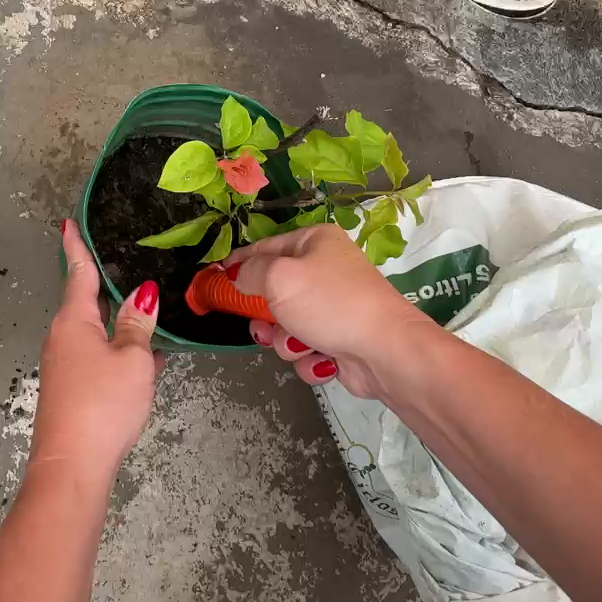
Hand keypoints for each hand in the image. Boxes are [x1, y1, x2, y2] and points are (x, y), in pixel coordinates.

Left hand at [27, 219, 165, 483]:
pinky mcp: (74, 388)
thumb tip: (144, 294)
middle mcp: (64, 336)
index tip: (68, 222)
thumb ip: (139, 325)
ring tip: (151, 306)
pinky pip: (101, 355)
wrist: (73, 466)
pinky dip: (122, 349)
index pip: (77, 271)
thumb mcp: (132, 359)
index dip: (76, 245)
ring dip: (121, 321)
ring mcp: (67, 364)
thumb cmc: (102, 403)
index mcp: (74, 320)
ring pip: (98, 331)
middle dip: (107, 284)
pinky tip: (151, 354)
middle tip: (127, 259)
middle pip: (88, 301)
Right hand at [230, 224, 435, 397]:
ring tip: (300, 344)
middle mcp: (325, 268)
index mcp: (314, 241)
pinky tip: (322, 360)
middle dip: (265, 315)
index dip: (239, 263)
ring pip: (286, 324)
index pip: (265, 247)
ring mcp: (334, 306)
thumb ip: (249, 272)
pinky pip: (306, 346)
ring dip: (286, 340)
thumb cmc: (330, 303)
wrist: (385, 352)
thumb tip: (237, 274)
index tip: (216, 279)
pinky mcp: (341, 339)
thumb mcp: (279, 277)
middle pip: (273, 291)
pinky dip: (309, 356)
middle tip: (262, 327)